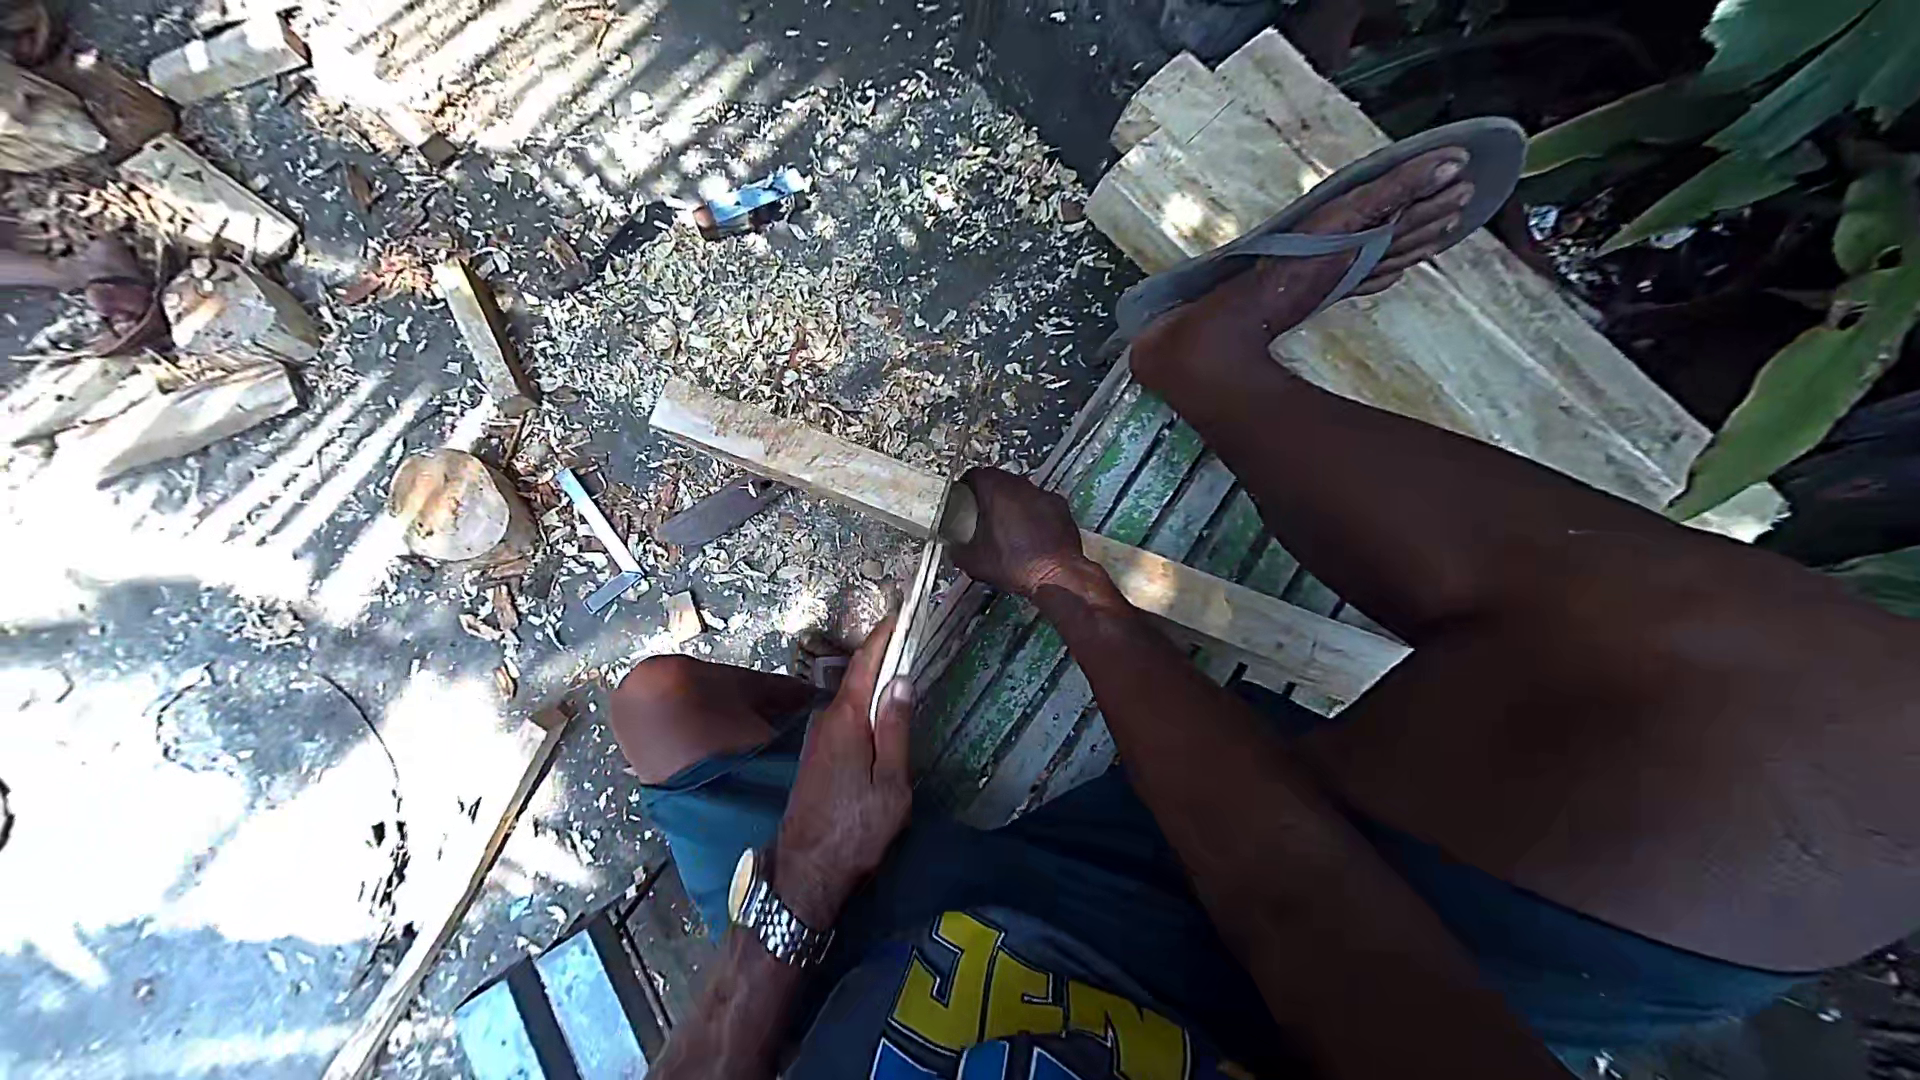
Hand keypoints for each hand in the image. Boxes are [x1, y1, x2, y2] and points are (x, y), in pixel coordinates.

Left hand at [774, 615, 913, 926]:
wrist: (807, 873)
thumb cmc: (856, 828)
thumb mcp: (890, 782)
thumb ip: (895, 729)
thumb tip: (902, 680)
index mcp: (846, 720)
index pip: (865, 664)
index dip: (883, 636)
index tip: (900, 614)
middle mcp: (827, 721)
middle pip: (858, 677)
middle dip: (883, 655)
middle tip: (912, 639)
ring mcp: (818, 738)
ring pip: (851, 698)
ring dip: (875, 681)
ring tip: (904, 670)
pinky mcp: (818, 756)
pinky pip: (846, 717)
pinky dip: (866, 704)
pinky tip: (882, 713)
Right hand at [950, 467, 1090, 598]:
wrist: (1055, 577)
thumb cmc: (1017, 565)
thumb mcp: (974, 562)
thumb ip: (957, 550)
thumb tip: (953, 550)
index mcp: (996, 491)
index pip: (975, 474)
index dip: (966, 486)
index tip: (964, 498)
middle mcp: (1021, 486)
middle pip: (999, 480)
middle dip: (990, 495)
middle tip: (983, 515)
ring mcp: (1043, 495)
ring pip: (1021, 492)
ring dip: (1012, 504)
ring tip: (1006, 527)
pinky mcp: (1060, 508)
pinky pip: (1041, 504)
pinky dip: (1034, 514)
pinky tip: (1030, 535)